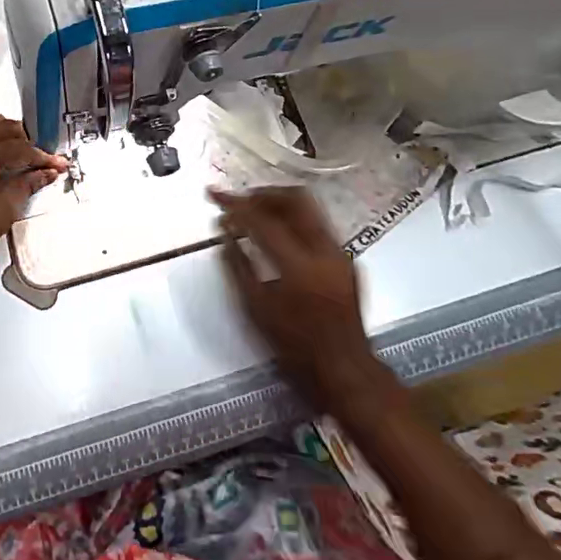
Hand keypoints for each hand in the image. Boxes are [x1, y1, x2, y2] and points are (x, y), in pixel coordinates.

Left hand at [0, 112, 68, 279]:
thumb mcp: (5, 210)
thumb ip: (27, 185)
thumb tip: (47, 173)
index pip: (19, 148)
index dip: (42, 156)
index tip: (58, 164)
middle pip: (1, 128)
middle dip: (26, 139)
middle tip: (42, 155)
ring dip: (0, 126)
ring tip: (17, 141)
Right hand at [212, 187, 389, 404]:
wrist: (343, 367)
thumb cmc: (293, 344)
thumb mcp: (256, 307)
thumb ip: (238, 265)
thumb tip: (224, 233)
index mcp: (299, 266)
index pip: (263, 221)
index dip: (235, 204)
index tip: (214, 195)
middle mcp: (325, 251)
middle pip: (295, 199)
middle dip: (262, 193)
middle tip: (238, 199)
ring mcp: (341, 253)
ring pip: (310, 208)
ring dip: (278, 203)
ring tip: (254, 210)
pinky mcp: (346, 258)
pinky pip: (317, 225)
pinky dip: (293, 219)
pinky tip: (277, 232)